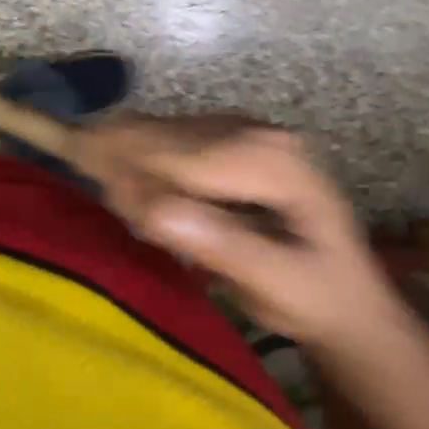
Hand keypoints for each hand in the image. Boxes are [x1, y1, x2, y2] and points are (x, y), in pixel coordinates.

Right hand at [74, 114, 409, 352]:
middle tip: (112, 209)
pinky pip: (160, 140)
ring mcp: (236, 129)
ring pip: (153, 133)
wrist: (347, 297)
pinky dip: (137, 165)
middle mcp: (252, 130)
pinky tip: (143, 201)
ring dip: (125, 166)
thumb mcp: (280, 287)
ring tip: (133, 216)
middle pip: (161, 136)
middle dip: (119, 164)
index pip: (181, 155)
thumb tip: (158, 212)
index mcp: (272, 159)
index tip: (80, 174)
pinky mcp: (220, 138)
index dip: (127, 167)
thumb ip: (226, 248)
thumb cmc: (317, 298)